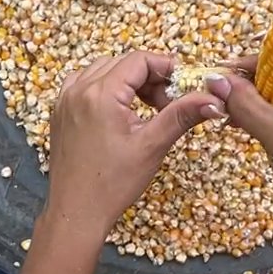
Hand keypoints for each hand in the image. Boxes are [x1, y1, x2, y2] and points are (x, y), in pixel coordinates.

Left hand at [43, 50, 223, 246]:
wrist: (76, 212)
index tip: (182, 85)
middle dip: (148, 77)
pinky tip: (118, 113)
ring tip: (145, 110)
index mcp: (101, 94)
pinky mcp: (60, 114)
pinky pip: (82, 86)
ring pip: (101, 72)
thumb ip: (181, 115)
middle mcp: (78, 91)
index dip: (165, 67)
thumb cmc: (112, 184)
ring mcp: (65, 101)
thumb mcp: (152, 146)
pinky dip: (104, 90)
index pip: (138, 60)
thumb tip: (212, 99)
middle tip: (166, 104)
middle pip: (121, 63)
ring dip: (126, 82)